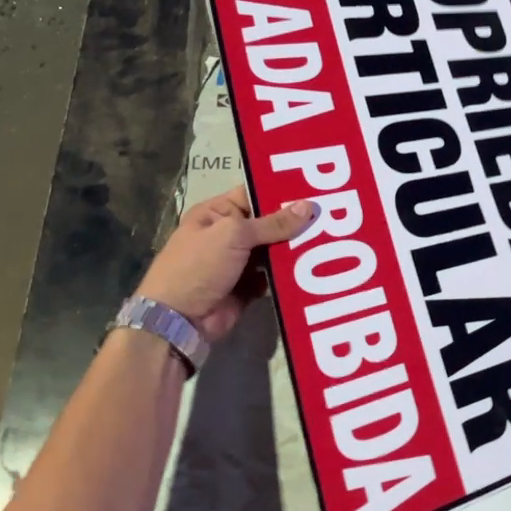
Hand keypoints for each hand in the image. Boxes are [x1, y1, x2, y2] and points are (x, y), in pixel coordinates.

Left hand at [135, 187, 316, 341]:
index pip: (254, 194)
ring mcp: (239, 262)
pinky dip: (292, 272)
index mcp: (217, 214)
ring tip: (331, 238)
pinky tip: (317, 266)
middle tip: (332, 214)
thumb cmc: (198, 266)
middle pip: (270, 222)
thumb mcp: (234, 235)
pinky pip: (276, 274)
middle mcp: (229, 235)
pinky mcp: (249, 287)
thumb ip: (273, 222)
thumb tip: (309, 205)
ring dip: (297, 247)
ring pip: (276, 249)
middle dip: (296, 221)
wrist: (178, 322)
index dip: (282, 191)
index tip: (316, 188)